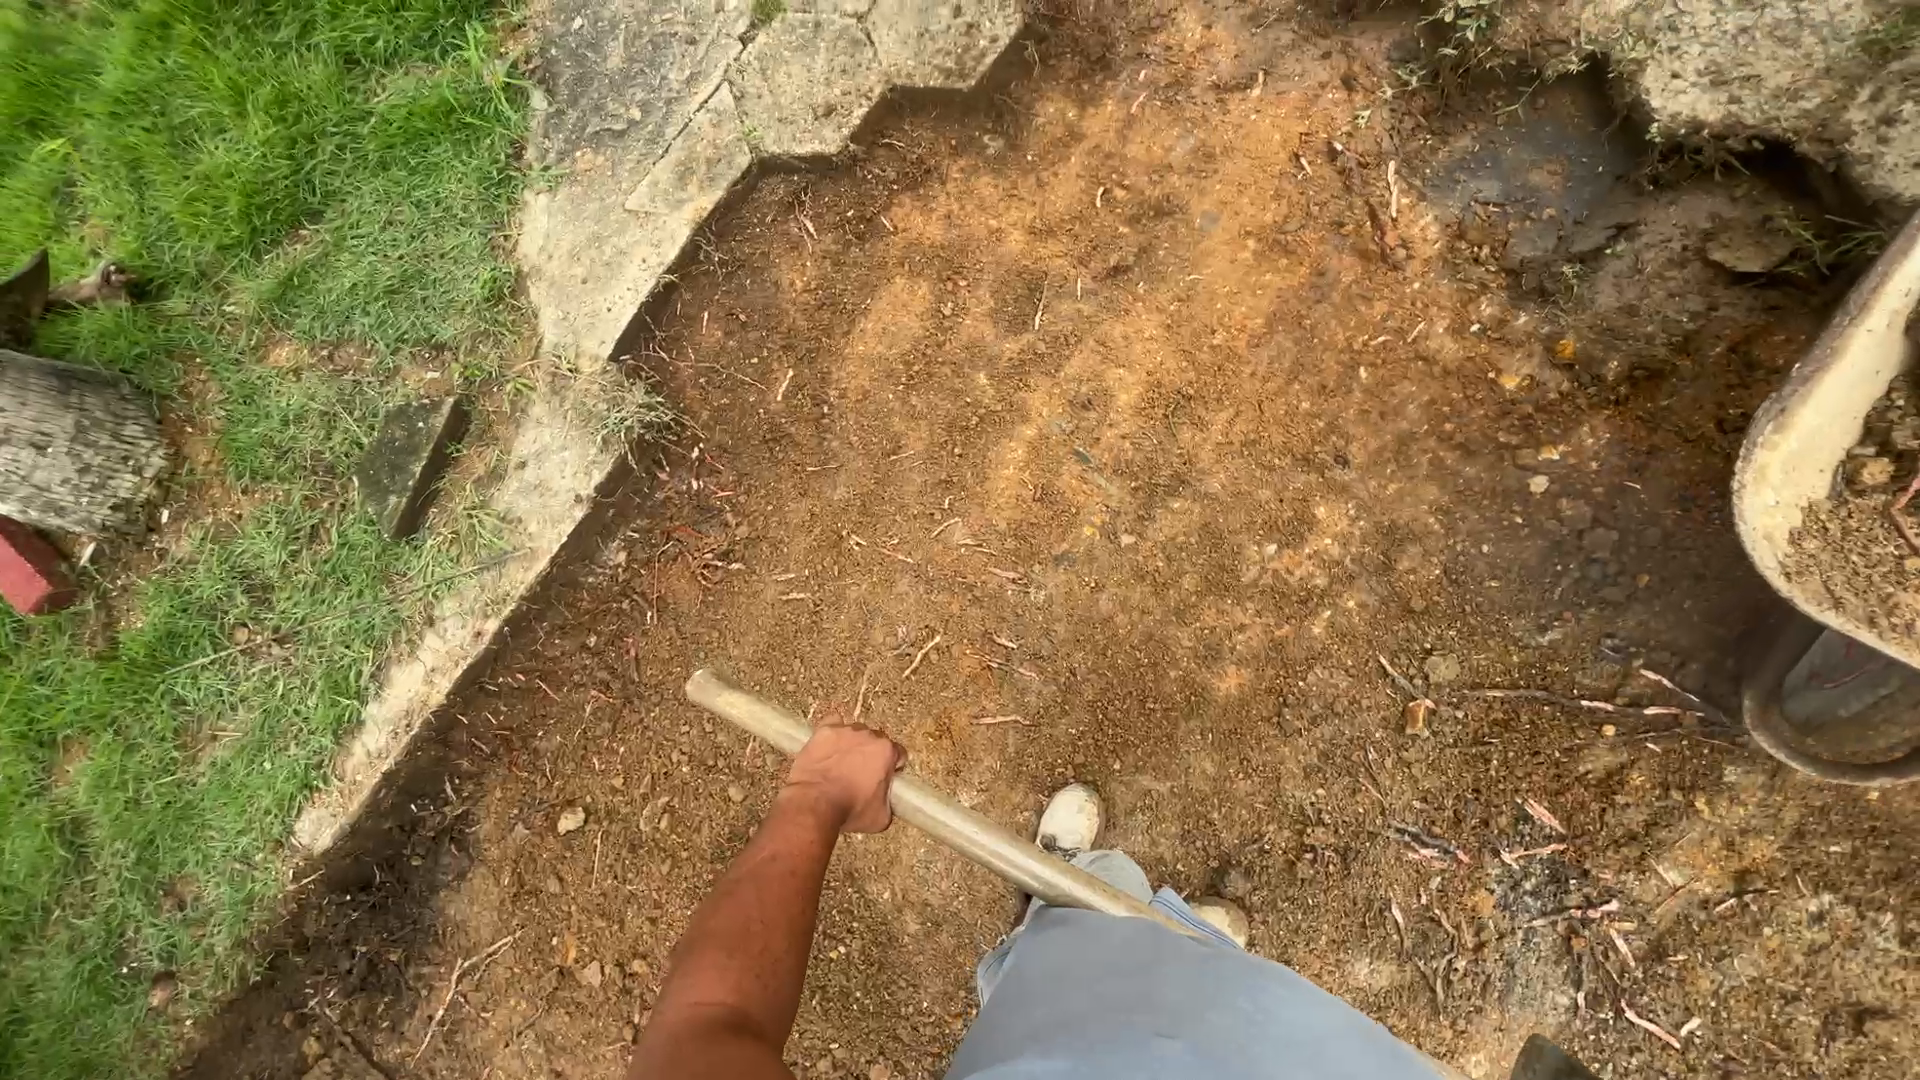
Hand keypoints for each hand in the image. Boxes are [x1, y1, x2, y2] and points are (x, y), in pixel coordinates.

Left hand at [783, 716, 906, 833]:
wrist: (815, 804)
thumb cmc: (848, 809)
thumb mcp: (881, 817)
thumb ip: (889, 803)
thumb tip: (887, 804)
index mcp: (886, 752)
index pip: (898, 753)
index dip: (892, 766)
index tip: (885, 776)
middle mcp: (869, 736)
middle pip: (876, 740)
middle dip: (871, 755)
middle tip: (861, 774)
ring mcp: (845, 731)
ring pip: (854, 732)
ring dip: (851, 744)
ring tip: (840, 764)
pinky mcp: (824, 731)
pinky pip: (833, 722)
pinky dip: (833, 732)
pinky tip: (829, 746)